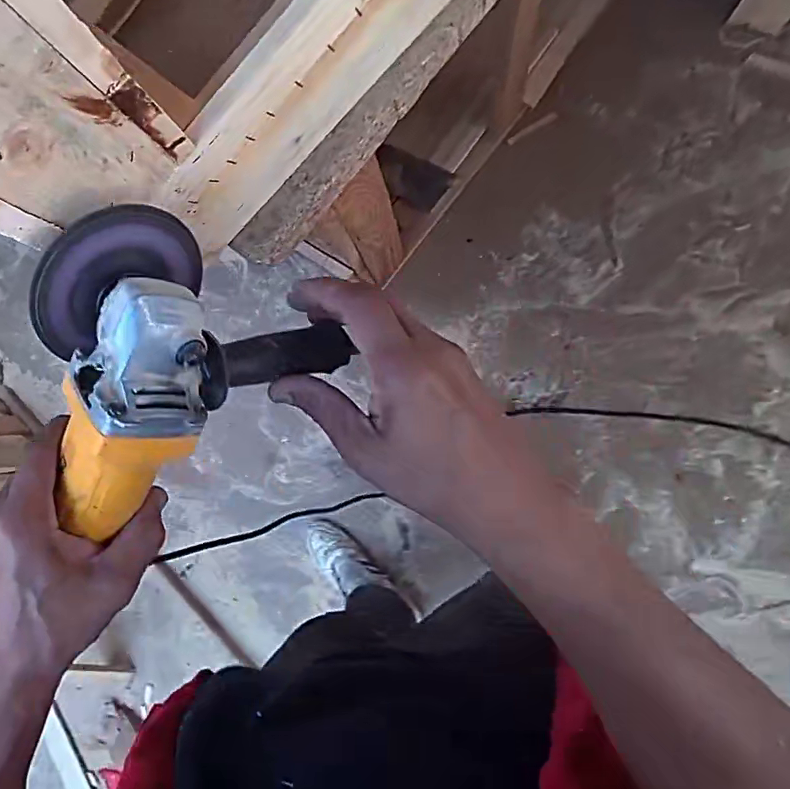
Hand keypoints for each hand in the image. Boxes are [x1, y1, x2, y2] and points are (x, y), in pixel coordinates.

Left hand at [0, 418, 165, 691]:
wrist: (6, 676)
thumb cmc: (58, 625)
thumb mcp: (113, 582)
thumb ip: (141, 535)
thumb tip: (156, 498)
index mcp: (21, 513)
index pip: (40, 448)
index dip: (69, 430)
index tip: (99, 429)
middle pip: (36, 468)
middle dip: (72, 466)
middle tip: (108, 478)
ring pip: (27, 490)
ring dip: (58, 491)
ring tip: (92, 512)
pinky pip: (16, 511)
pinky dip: (43, 511)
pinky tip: (66, 540)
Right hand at [269, 279, 567, 541]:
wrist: (507, 498)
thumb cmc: (432, 481)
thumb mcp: (365, 450)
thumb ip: (322, 407)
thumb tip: (282, 385)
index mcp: (402, 365)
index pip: (359, 304)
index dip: (322, 290)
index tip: (294, 296)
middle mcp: (429, 347)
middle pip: (380, 298)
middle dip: (338, 295)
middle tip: (306, 312)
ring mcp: (450, 353)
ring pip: (399, 312)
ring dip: (362, 311)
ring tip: (329, 331)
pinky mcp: (460, 365)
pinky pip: (415, 330)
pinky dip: (383, 327)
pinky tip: (368, 353)